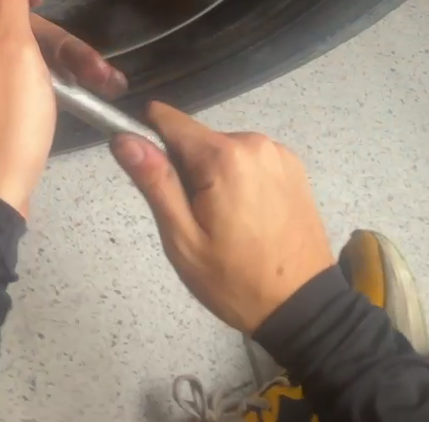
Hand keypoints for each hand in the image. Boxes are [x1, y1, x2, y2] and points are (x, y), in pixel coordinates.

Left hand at [0, 0, 127, 214]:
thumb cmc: (2, 118)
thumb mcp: (13, 48)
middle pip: (1, 19)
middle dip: (50, 33)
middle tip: (87, 57)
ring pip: (11, 53)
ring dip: (55, 61)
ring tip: (100, 81)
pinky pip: (5, 80)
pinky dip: (37, 82)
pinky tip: (71, 96)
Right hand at [111, 103, 334, 331]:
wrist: (305, 310)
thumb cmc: (236, 280)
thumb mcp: (183, 239)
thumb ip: (154, 181)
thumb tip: (123, 138)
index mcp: (223, 157)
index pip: (168, 119)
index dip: (149, 139)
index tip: (151, 174)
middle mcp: (253, 142)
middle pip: (196, 139)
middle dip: (186, 169)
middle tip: (195, 217)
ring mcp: (277, 152)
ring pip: (221, 149)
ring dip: (213, 174)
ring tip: (224, 221)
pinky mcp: (293, 165)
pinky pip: (247, 158)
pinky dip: (239, 178)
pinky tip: (249, 215)